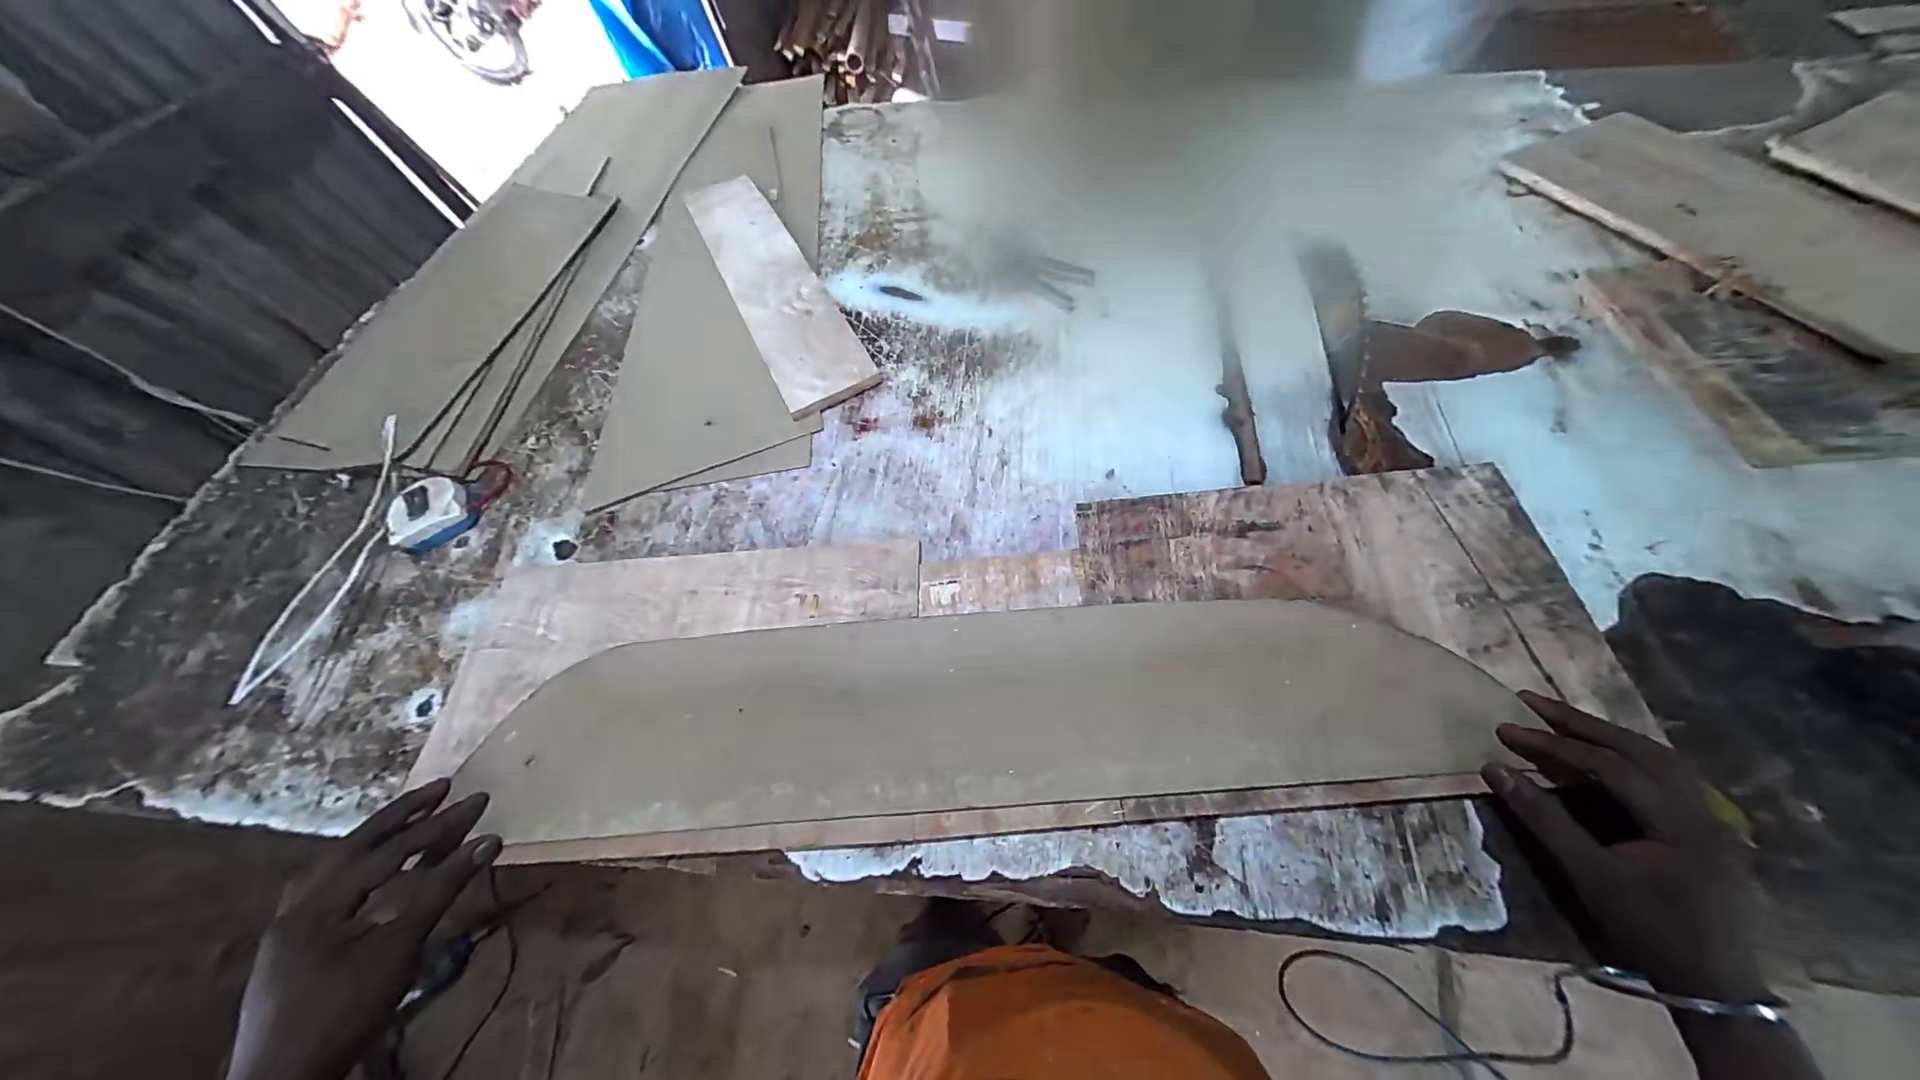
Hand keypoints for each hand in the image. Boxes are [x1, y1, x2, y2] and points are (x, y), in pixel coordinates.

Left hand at [226, 780, 500, 1079]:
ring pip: (336, 866)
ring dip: (378, 837)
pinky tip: (373, 863)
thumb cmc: (343, 1012)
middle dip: (402, 816)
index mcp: (315, 906)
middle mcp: (296, 908)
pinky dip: (359, 864)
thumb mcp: (398, 949)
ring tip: (412, 815)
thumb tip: (487, 842)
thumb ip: (440, 890)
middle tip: (442, 788)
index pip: (388, 852)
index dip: (440, 826)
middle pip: (354, 848)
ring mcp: (289, 928)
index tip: (480, 801)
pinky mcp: (293, 946)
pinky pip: (329, 887)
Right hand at [1482, 692, 1767, 1002]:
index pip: (1611, 766)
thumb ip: (1543, 817)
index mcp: (1680, 823)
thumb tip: (1494, 769)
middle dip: (1580, 723)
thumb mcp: (1587, 874)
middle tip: (1529, 701)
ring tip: (1558, 718)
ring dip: (1604, 734)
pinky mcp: (1702, 828)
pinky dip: (1623, 754)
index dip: (1554, 744)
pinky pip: (1663, 775)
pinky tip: (1598, 751)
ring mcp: (1708, 819)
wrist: (1709, 982)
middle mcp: (1701, 811)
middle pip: (1640, 750)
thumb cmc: (1645, 927)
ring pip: (1656, 758)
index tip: (1505, 730)